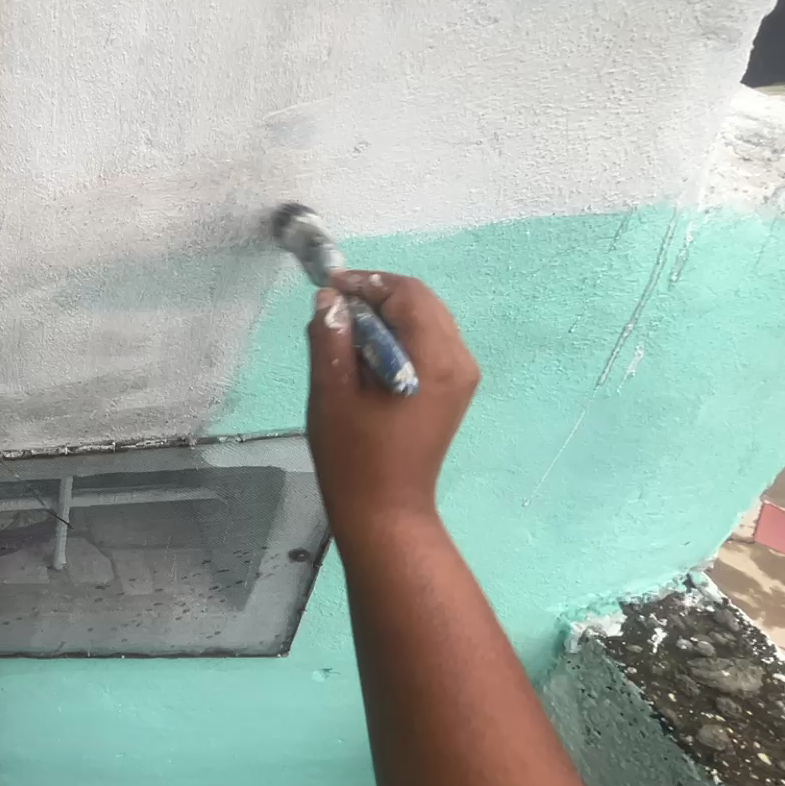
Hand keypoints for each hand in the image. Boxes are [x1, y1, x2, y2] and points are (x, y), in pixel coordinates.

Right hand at [306, 272, 479, 533]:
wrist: (383, 504)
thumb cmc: (352, 450)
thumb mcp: (330, 390)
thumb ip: (330, 337)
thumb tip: (329, 298)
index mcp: (434, 359)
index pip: (408, 294)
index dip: (365, 282)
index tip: (325, 290)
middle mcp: (459, 360)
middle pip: (421, 301)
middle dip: (375, 294)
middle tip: (330, 308)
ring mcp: (460, 375)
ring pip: (424, 319)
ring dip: (383, 314)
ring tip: (341, 331)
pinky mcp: (451, 387)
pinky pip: (425, 341)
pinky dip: (393, 334)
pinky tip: (362, 354)